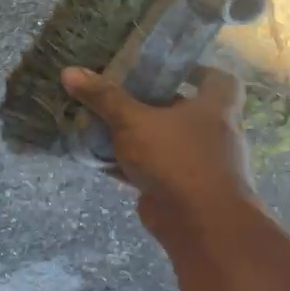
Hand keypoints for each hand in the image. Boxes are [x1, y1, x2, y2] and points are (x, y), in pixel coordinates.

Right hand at [62, 65, 255, 236]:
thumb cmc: (176, 159)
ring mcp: (199, 161)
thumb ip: (102, 97)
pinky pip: (152, 163)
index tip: (160, 67)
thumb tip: (70, 70)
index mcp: (214, 111)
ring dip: (135, 131)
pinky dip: (128, 159)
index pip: (219, 80)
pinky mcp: (181, 184)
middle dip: (148, 100)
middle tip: (112, 91)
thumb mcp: (132, 121)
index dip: (194, 69)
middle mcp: (213, 133)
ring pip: (164, 137)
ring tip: (97, 121)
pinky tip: (98, 155)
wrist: (202, 222)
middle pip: (183, 108)